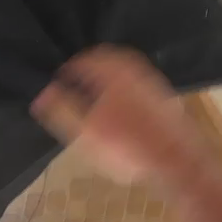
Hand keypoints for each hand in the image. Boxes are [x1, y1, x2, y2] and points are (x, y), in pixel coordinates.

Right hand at [30, 46, 211, 183]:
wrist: (179, 163)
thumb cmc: (127, 147)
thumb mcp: (85, 133)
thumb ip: (62, 111)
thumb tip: (41, 94)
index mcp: (112, 72)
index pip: (84, 59)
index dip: (69, 68)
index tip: (61, 79)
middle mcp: (135, 71)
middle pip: (108, 59)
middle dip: (91, 67)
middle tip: (78, 82)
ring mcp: (154, 84)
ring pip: (126, 70)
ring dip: (110, 77)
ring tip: (97, 95)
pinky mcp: (166, 99)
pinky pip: (140, 84)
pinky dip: (126, 89)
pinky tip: (124, 109)